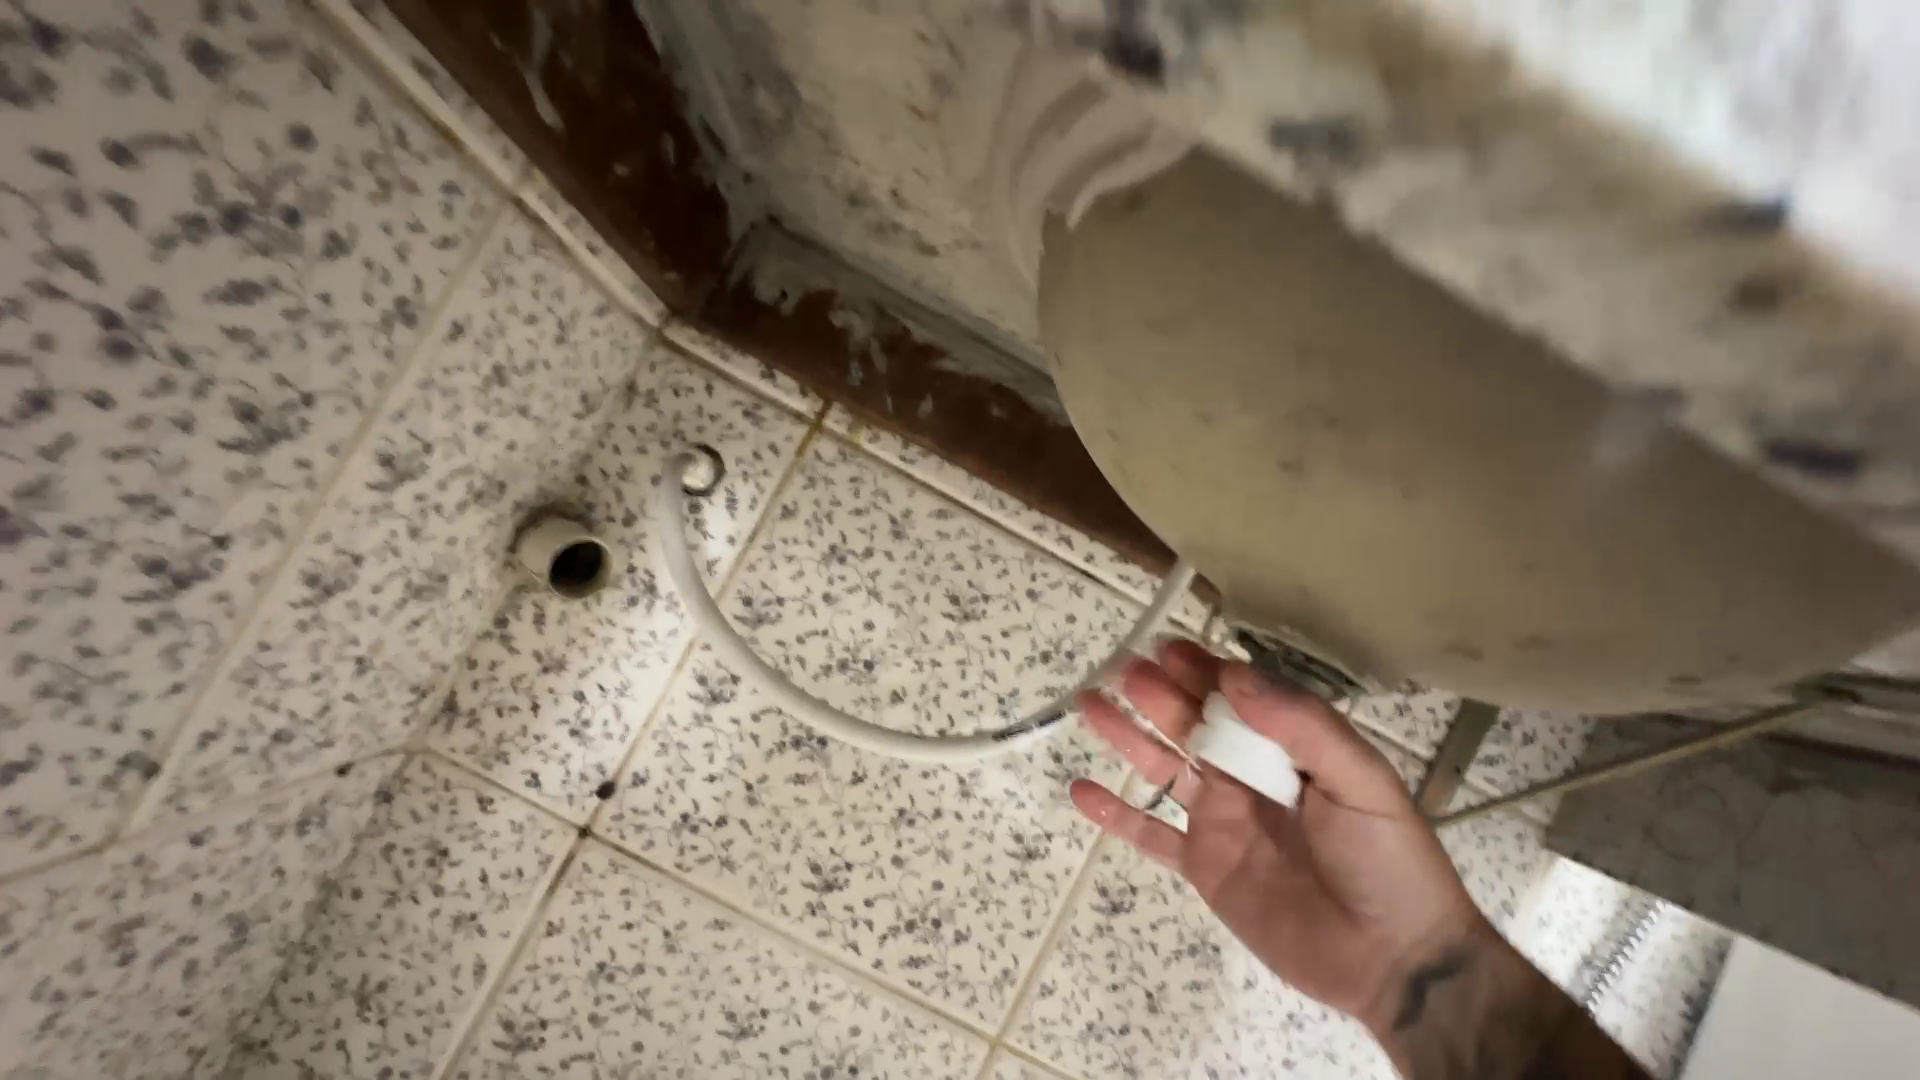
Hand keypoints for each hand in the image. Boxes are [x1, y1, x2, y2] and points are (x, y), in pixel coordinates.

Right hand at [1069, 641, 1488, 1033]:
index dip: (1202, 670)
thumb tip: (1235, 676)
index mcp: (1286, 749)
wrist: (1395, 962)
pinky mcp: (1203, 865)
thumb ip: (1301, 726)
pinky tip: (1080, 791)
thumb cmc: (1387, 861)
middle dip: (1157, 693)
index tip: (1167, 648)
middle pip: (1191, 725)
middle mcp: (1247, 775)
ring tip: (1088, 704)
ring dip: (1126, 735)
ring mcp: (1220, 820)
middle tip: (1122, 670)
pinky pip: (1149, 834)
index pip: (1235, 697)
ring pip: (1162, 767)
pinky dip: (1115, 814)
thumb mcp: (1361, 781)